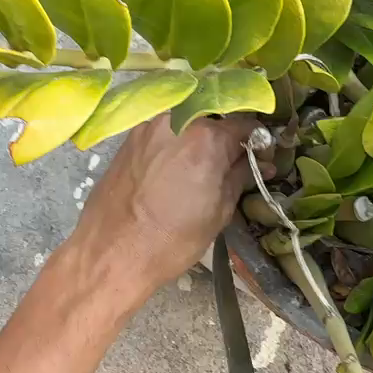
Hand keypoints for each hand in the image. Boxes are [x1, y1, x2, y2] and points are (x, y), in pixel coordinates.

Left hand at [68, 115, 254, 291]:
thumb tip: (262, 163)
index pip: (245, 126)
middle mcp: (177, 120)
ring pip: (185, 124)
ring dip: (197, 141)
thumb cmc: (172, 239)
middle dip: (225, 140)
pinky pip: (162, 133)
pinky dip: (173, 145)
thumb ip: (240, 177)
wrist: (111, 252)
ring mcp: (149, 126)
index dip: (257, 142)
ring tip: (197, 173)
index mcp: (206, 137)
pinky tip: (172, 172)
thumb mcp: (219, 212)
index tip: (260, 158)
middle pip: (213, 121)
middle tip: (229, 168)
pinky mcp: (129, 137)